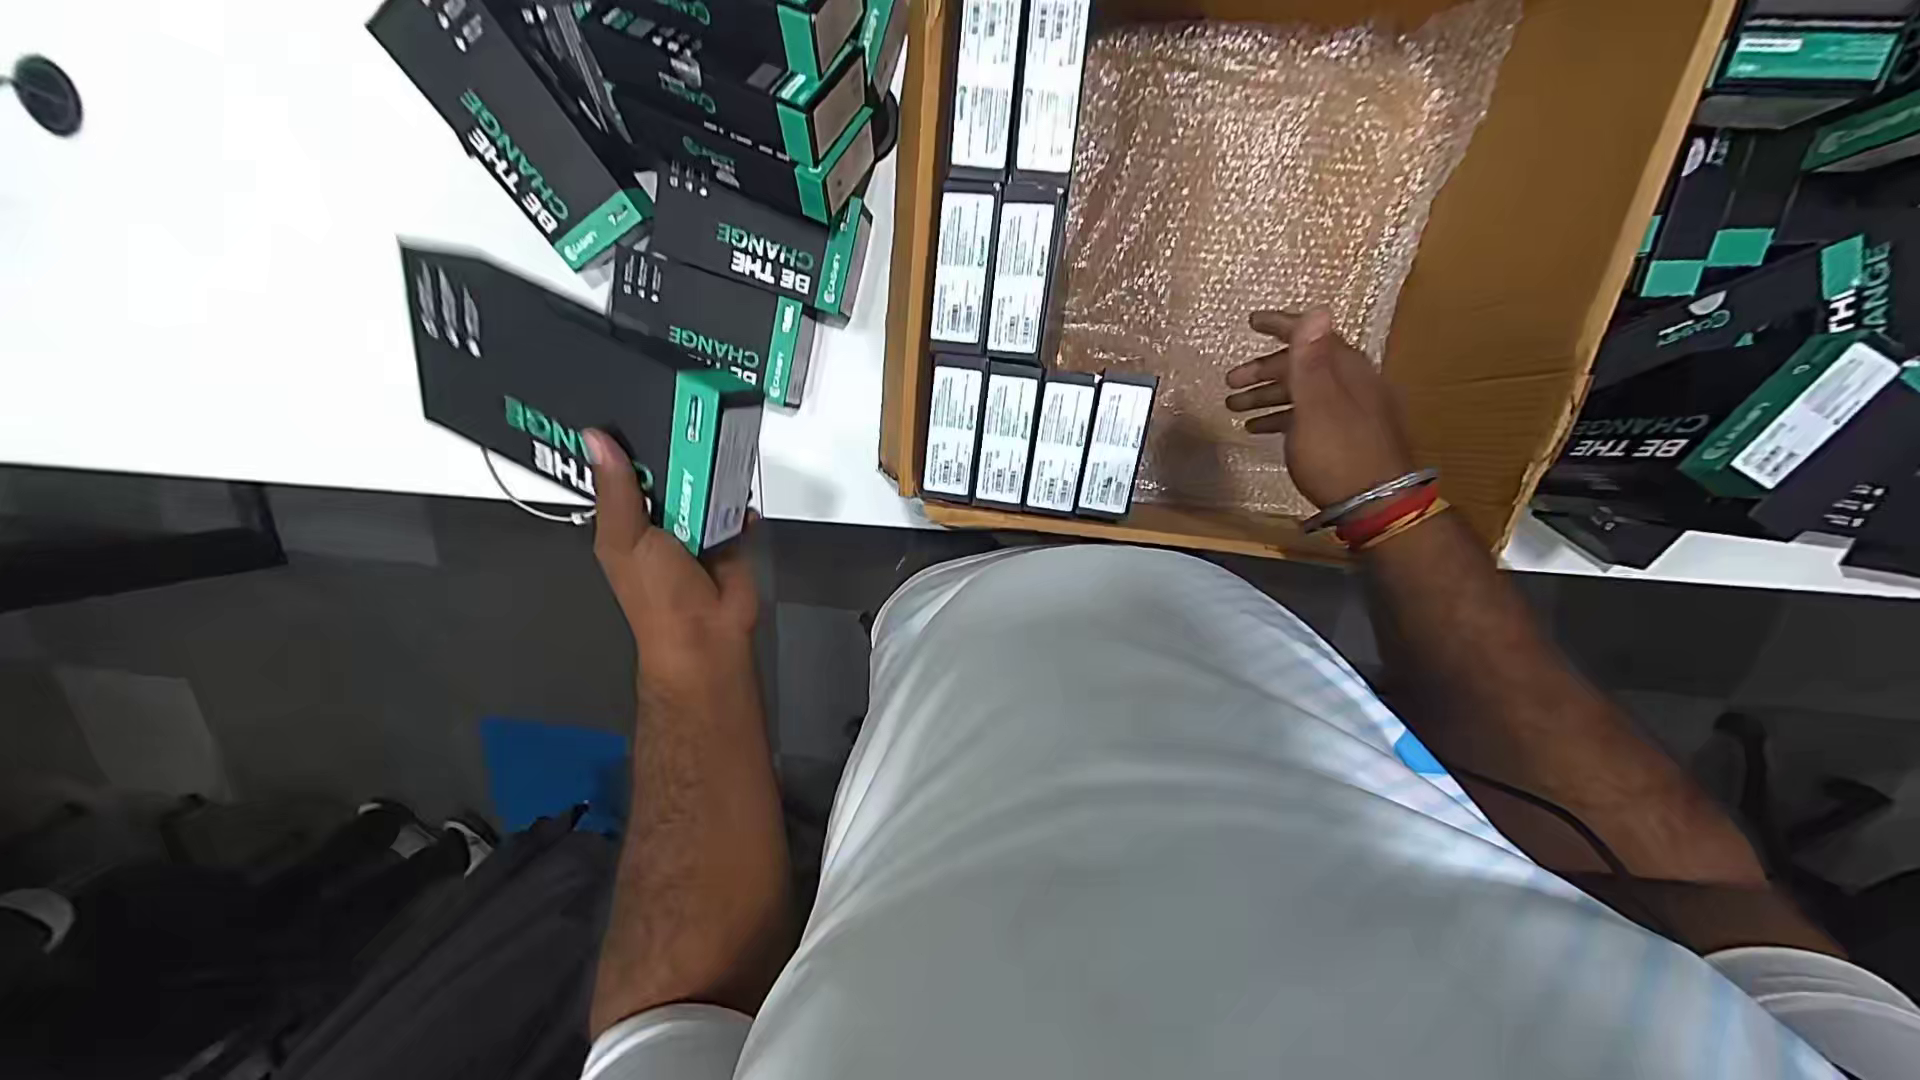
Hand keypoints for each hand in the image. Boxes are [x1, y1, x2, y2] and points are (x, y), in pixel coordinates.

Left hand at [586, 429, 757, 693]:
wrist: (709, 632)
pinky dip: (740, 498)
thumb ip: (616, 490)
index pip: (624, 467)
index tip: (643, 410)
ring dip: (713, 473)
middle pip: (670, 469)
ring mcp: (697, 523)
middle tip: (689, 427)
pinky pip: (736, 503)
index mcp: (626, 517)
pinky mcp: (729, 531)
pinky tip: (738, 494)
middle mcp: (661, 517)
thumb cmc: (656, 597)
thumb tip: (596, 442)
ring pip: (704, 482)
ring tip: (715, 456)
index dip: (629, 442)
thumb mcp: (624, 539)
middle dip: (680, 451)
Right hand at [1225, 307, 1417, 508]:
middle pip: (1303, 365)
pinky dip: (1281, 416)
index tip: (1251, 322)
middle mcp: (1352, 384)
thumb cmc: (1338, 455)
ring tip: (1236, 408)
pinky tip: (1261, 429)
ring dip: (1267, 395)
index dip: (1281, 326)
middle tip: (1230, 382)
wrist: (1376, 504)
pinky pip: (1307, 414)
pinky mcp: (1345, 435)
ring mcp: (1350, 411)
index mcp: (1346, 371)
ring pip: (1302, 392)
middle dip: (1264, 370)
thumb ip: (1311, 361)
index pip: (1311, 337)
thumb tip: (1316, 310)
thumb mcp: (1317, 406)